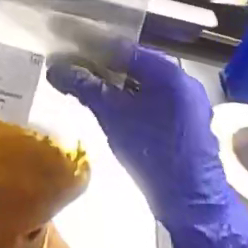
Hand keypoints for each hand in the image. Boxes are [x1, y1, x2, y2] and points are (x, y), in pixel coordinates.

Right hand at [48, 47, 247, 247]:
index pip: (124, 47)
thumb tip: (56, 68)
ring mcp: (188, 101)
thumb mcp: (113, 116)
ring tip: (86, 89)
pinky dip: (132, 101)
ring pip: (145, 84)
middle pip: (136, 64)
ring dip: (117, 86)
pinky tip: (112, 111)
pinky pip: (155, 101)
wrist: (191, 199)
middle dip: (103, 67)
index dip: (93, 48)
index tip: (67, 50)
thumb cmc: (153, 151)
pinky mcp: (188, 122)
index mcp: (168, 71)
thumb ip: (85, 88)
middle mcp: (183, 79)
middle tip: (72, 71)